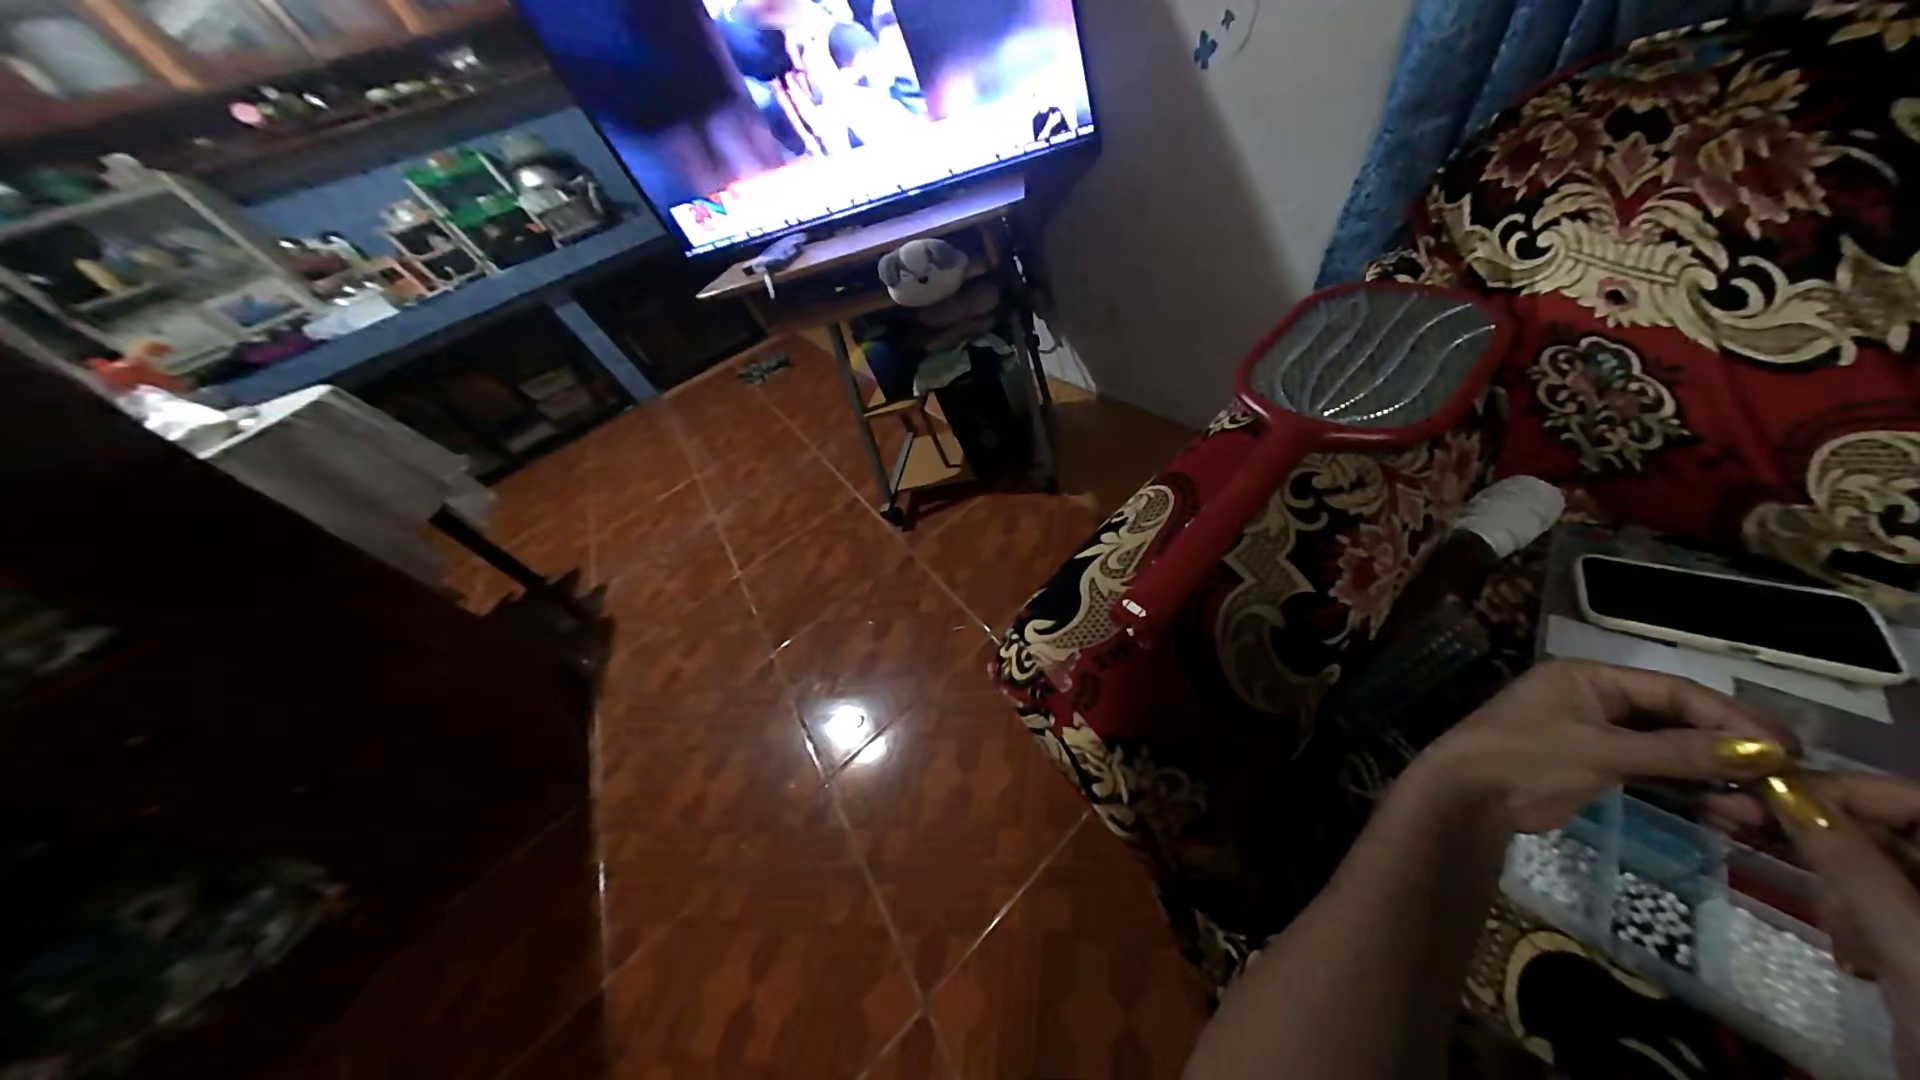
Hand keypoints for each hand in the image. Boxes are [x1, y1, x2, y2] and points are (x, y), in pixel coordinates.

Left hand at [1413, 659, 1795, 833]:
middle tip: (1787, 780)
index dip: (1730, 718)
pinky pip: (1653, 769)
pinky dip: (1686, 785)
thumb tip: (1763, 752)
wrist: (1469, 792)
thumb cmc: (1526, 756)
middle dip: (1727, 746)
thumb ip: (1678, 751)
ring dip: (1712, 772)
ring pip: (1668, 746)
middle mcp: (1592, 698)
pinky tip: (1725, 808)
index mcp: (1586, 678)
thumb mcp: (1602, 750)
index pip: (1673, 689)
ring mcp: (1592, 731)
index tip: (1786, 750)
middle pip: (1675, 716)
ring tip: (1760, 804)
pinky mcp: (1593, 763)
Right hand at [1765, 772, 1919, 1062]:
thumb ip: (1853, 865)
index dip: (1841, 786)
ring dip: (1824, 870)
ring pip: (1875, 861)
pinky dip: (1845, 907)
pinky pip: (1878, 899)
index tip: (1758, 786)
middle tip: (1724, 810)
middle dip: (1813, 823)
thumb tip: (1783, 791)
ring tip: (1815, 910)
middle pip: (1889, 827)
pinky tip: (1840, 938)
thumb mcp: (1911, 947)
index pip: (1916, 799)